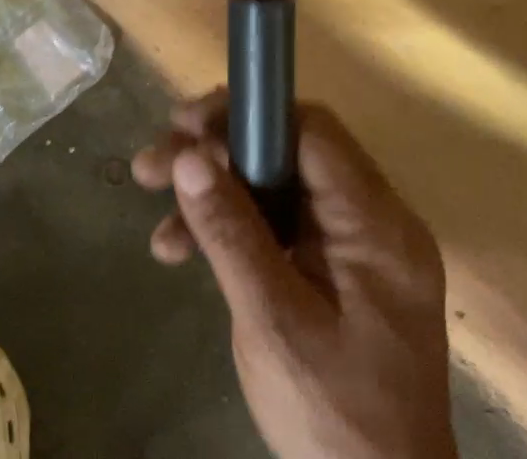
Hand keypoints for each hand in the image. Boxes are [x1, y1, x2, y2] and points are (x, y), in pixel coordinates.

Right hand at [131, 91, 456, 458]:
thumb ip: (231, 234)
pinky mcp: (328, 273)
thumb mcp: (273, 320)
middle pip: (284, 154)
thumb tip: (187, 156)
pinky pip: (270, 226)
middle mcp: (369, 225)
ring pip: (269, 187)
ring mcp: (348, 250)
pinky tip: (177, 250)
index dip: (245, 115)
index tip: (182, 126)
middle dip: (211, 153)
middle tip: (150, 165)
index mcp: (377, 229)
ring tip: (151, 208)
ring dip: (207, 191)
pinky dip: (223, 228)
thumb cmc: (332, 410)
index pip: (313, 133)